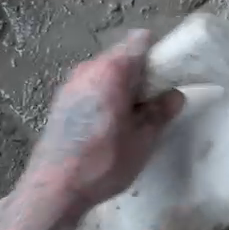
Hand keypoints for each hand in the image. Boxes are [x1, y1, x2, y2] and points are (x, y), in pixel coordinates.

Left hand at [22, 31, 185, 212]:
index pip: (140, 41)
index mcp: (112, 70)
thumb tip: (175, 96)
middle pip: (121, 56)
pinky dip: (103, 96)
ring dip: (120, 86)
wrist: (54, 188)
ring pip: (104, 72)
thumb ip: (161, 113)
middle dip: (140, 73)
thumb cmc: (104, 162)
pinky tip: (107, 125)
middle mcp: (88, 68)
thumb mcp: (143, 140)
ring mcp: (70, 83)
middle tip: (153, 102)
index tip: (167, 76)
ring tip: (130, 117)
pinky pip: (90, 86)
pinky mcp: (60, 101)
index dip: (157, 54)